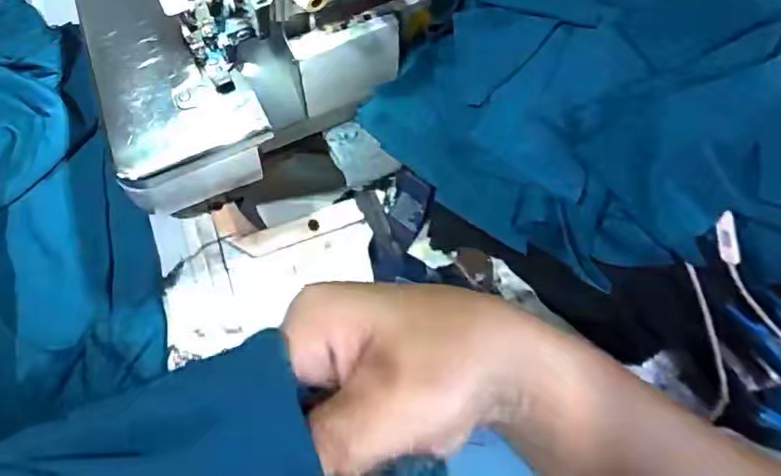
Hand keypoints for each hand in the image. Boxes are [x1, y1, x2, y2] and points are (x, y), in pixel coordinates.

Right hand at [281, 283, 546, 475]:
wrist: (517, 359)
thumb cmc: (450, 364)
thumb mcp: (393, 407)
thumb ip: (335, 440)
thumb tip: (283, 462)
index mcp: (305, 319)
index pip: (263, 377)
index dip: (267, 422)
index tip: (277, 460)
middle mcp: (309, 332)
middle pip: (284, 395)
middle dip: (302, 438)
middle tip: (335, 465)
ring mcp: (334, 354)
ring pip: (309, 412)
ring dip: (327, 446)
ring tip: (354, 462)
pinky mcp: (357, 378)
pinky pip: (333, 415)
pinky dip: (346, 445)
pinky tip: (365, 462)